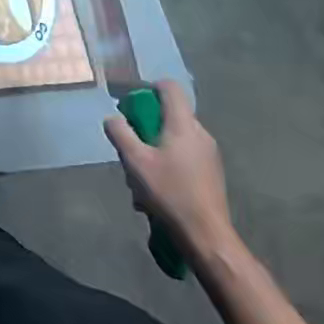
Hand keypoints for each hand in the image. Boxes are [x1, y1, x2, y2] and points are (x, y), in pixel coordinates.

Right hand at [104, 80, 234, 255]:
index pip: (169, 88)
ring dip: (153, 149)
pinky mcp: (211, 172)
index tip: (130, 106)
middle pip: (169, 114)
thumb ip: (121, 133)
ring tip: (139, 176)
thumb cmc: (169, 192)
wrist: (206, 235)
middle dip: (145, 126)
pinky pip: (183, 155)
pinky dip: (166, 162)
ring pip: (174, 137)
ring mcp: (208, 154)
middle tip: (129, 146)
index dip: (148, 88)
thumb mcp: (135, 161)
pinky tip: (154, 189)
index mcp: (183, 124)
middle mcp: (200, 133)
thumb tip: (113, 118)